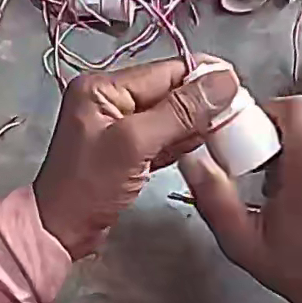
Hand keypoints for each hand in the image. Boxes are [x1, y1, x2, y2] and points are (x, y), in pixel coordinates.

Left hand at [34, 57, 239, 258]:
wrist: (61, 231)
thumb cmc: (89, 186)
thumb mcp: (134, 144)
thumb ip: (180, 112)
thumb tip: (225, 81)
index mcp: (102, 87)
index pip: (165, 71)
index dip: (204, 78)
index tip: (240, 89)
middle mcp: (110, 99)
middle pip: (169, 91)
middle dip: (202, 103)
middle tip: (238, 115)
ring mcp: (118, 126)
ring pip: (169, 115)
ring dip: (196, 124)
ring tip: (226, 132)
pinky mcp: (126, 150)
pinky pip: (161, 137)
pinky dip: (181, 142)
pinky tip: (203, 146)